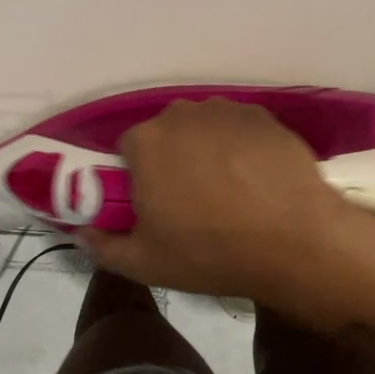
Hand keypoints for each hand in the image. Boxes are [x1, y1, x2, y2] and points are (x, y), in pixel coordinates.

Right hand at [77, 99, 365, 307]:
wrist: (295, 238)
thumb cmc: (211, 251)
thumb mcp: (146, 264)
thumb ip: (103, 246)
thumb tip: (80, 232)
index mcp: (146, 142)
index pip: (128, 151)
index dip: (139, 179)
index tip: (155, 206)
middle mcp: (181, 113)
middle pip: (166, 135)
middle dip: (172, 162)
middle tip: (191, 203)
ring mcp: (225, 109)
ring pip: (203, 129)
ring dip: (207, 152)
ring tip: (230, 194)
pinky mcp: (261, 114)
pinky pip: (239, 129)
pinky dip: (241, 149)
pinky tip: (257, 181)